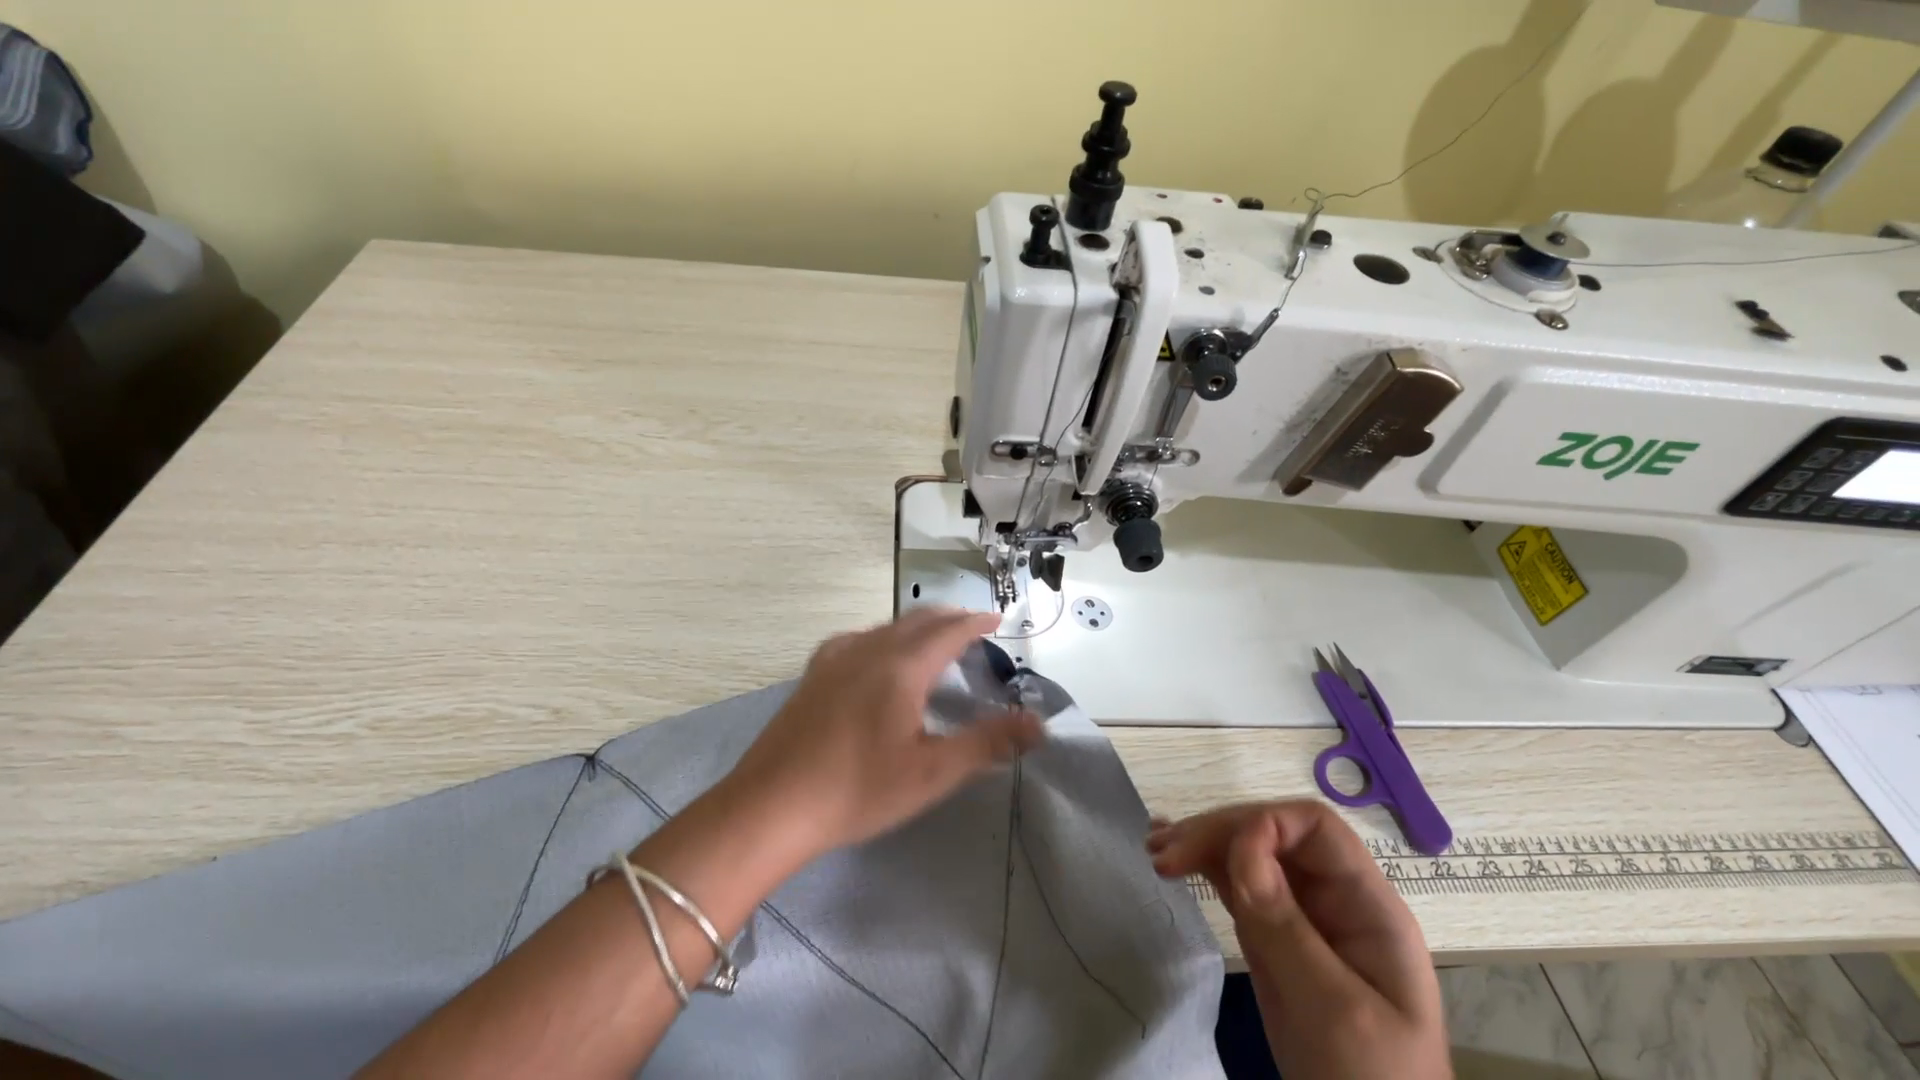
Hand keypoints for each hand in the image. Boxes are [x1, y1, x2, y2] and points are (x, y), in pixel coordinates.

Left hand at [723, 609, 1043, 860]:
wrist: (771, 807)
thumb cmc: (858, 791)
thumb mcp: (931, 773)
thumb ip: (987, 743)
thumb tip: (1039, 724)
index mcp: (901, 667)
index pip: (948, 631)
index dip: (976, 623)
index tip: (997, 620)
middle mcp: (867, 651)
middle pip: (916, 622)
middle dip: (948, 619)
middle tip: (972, 627)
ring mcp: (833, 661)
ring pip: (885, 628)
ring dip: (916, 628)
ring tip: (932, 641)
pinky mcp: (812, 677)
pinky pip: (857, 640)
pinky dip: (883, 638)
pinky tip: (875, 659)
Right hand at [1148, 801, 1450, 1079]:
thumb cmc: (1368, 1078)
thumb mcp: (1333, 1009)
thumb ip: (1286, 928)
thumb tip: (1239, 849)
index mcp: (1367, 907)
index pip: (1316, 830)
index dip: (1263, 825)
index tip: (1212, 855)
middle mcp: (1336, 902)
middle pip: (1276, 838)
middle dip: (1219, 833)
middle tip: (1160, 853)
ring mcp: (1305, 923)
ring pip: (1253, 861)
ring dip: (1204, 845)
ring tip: (1154, 849)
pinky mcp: (1278, 946)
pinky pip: (1242, 893)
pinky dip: (1207, 872)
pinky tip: (1175, 862)